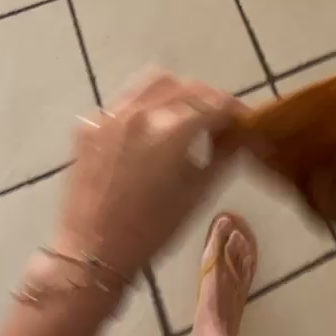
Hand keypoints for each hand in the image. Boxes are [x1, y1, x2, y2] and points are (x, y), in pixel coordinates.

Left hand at [52, 71, 243, 281]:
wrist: (91, 253)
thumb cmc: (150, 231)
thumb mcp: (196, 195)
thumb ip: (223, 157)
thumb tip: (242, 134)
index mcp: (171, 132)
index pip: (215, 105)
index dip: (235, 110)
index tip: (243, 119)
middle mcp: (142, 112)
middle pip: (189, 87)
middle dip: (210, 99)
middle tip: (219, 119)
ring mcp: (112, 114)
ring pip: (155, 82)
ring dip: (178, 91)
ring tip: (186, 112)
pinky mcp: (91, 123)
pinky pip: (125, 100)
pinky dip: (145, 105)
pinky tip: (149, 128)